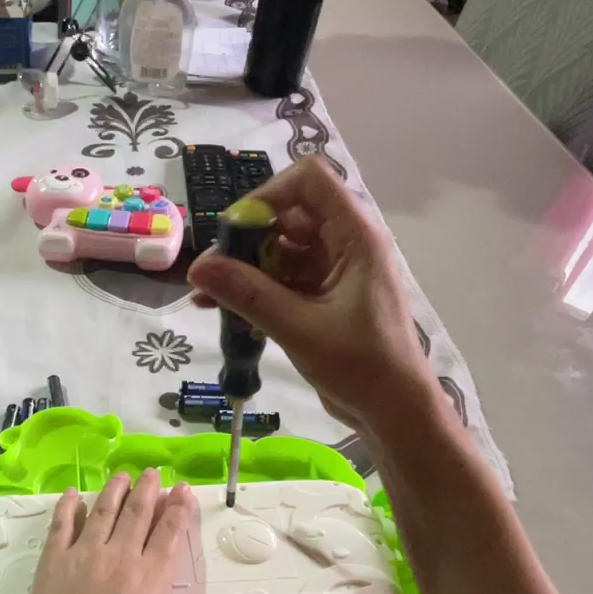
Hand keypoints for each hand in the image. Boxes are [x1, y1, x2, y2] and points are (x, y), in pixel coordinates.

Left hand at [0, 470, 267, 593]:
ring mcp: (83, 556)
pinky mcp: (52, 564)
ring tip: (123, 474)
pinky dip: (67, 507)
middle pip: (137, 514)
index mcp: (152, 577)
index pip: (169, 532)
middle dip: (148, 490)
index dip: (178, 508)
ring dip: (115, 490)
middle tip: (153, 472)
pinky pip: (61, 526)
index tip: (183, 488)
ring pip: (103, 512)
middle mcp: (120, 556)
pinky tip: (71, 494)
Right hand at [187, 155, 444, 434]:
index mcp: (355, 237)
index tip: (235, 234)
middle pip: (287, 217)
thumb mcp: (299, 328)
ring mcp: (333, 273)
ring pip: (280, 252)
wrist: (394, 412)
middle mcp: (344, 245)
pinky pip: (282, 282)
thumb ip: (248, 294)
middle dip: (246, 241)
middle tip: (212, 272)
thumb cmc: (361, 366)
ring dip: (244, 271)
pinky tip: (223, 314)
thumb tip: (197, 268)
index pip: (308, 181)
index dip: (268, 196)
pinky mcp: (322, 300)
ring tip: (206, 299)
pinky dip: (254, 293)